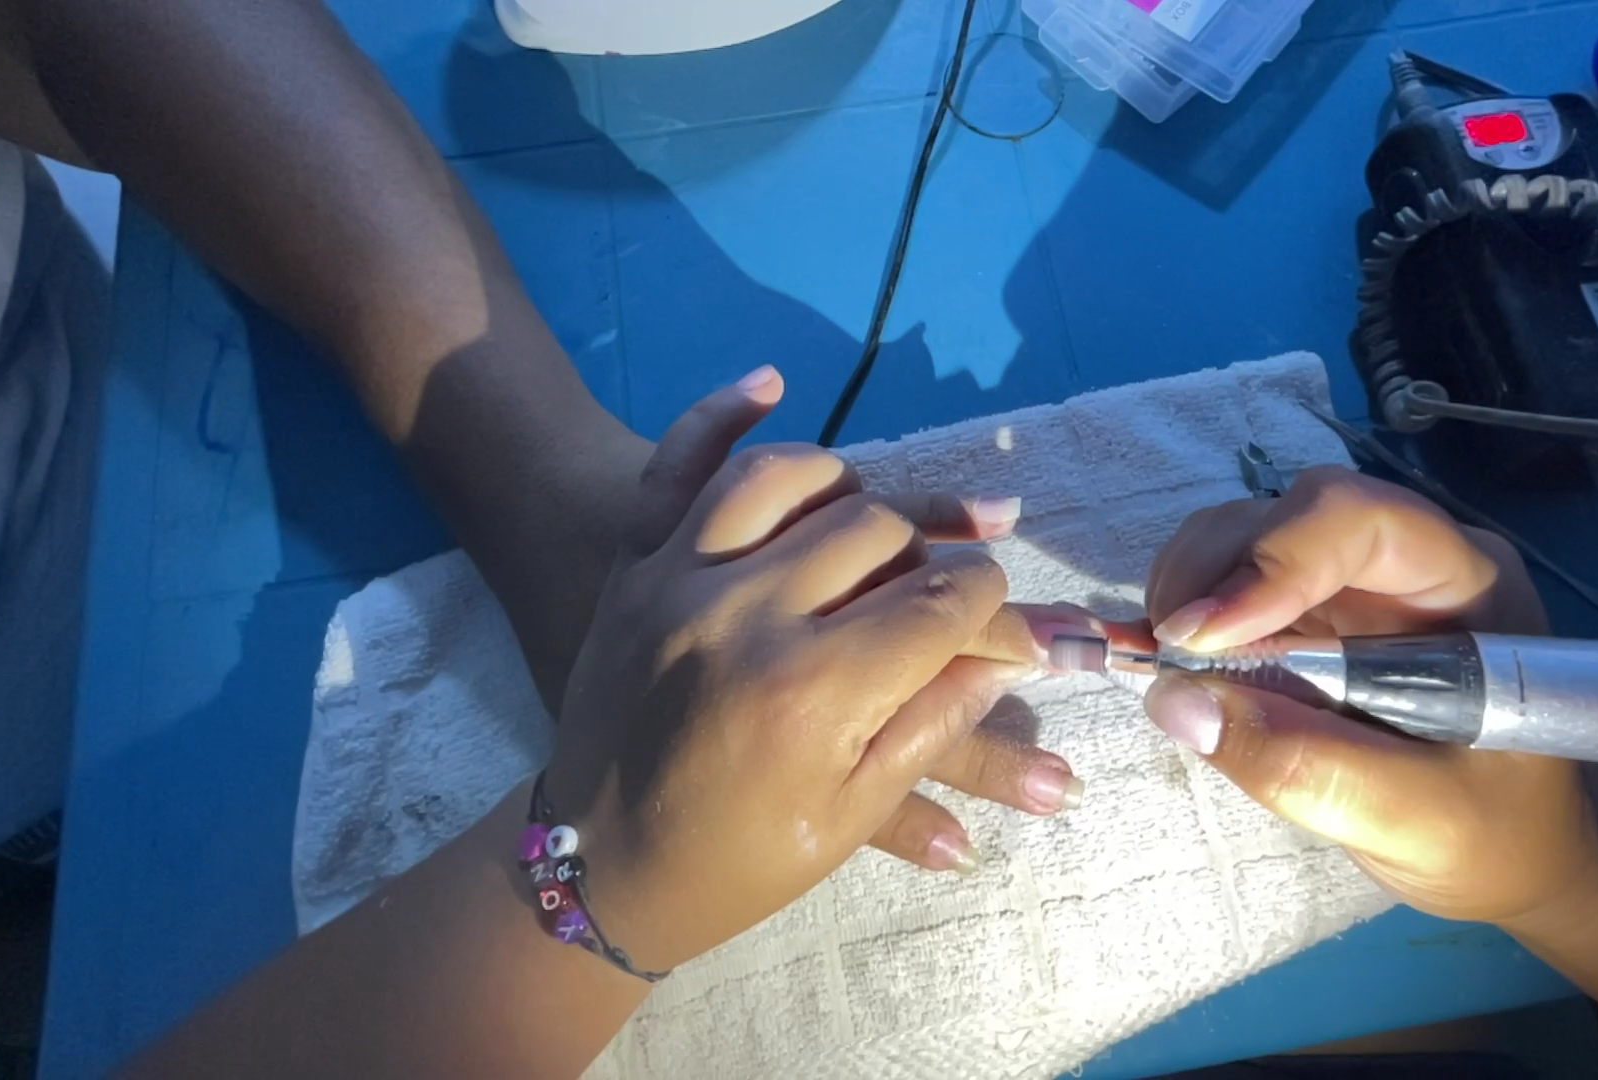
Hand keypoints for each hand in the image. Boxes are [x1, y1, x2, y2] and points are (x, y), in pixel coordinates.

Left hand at [542, 367, 1030, 971]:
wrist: (595, 867)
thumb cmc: (734, 860)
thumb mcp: (847, 818)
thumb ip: (933, 725)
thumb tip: (1002, 655)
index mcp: (812, 693)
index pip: (939, 602)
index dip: (991, 599)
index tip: (999, 611)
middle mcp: (748, 614)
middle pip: (878, 530)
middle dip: (934, 552)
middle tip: (944, 585)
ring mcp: (682, 575)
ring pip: (793, 477)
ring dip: (852, 486)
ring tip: (881, 516)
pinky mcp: (636, 564)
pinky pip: (676, 465)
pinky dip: (720, 413)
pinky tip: (770, 379)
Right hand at [1141, 467, 1597, 924]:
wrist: (1481, 845)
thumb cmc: (1486, 829)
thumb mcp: (1417, 818)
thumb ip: (1306, 765)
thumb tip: (1176, 699)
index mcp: (1453, 581)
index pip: (1355, 520)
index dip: (1272, 561)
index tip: (1203, 637)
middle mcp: (1382, 560)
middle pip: (1273, 519)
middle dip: (1206, 580)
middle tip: (1172, 660)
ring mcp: (1323, 577)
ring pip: (1226, 537)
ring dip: (1179, 593)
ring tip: (1171, 667)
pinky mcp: (1275, 605)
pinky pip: (1204, 574)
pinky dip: (1165, 609)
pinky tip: (1143, 650)